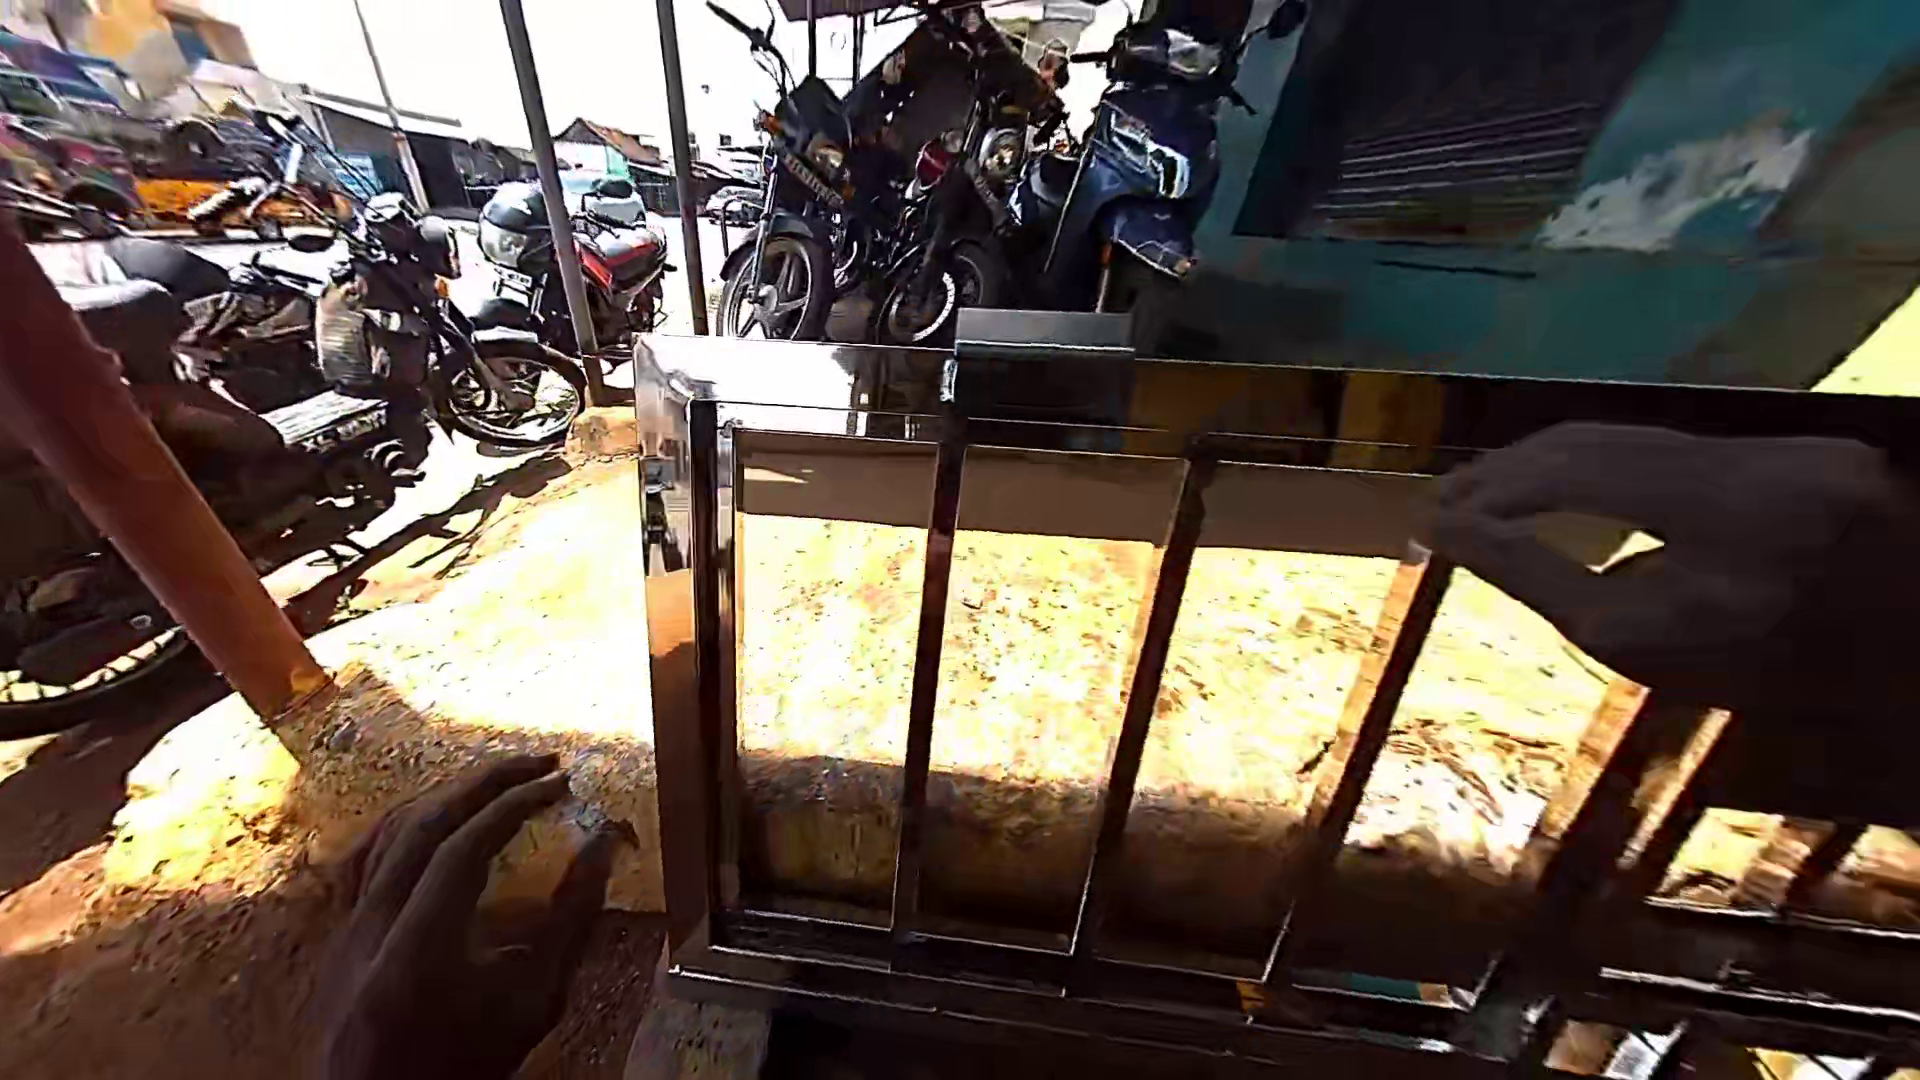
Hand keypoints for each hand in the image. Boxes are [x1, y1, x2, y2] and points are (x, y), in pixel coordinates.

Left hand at [317, 755, 617, 1079]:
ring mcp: (344, 931)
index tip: (562, 783)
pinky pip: (367, 854)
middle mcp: (368, 932)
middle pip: (423, 825)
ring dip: (455, 790)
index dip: (516, 803)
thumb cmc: (471, 1060)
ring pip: (389, 832)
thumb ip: (574, 916)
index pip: (463, 847)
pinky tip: (450, 806)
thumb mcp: (539, 996)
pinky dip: (414, 816)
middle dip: (490, 780)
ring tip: (507, 775)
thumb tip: (606, 840)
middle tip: (544, 761)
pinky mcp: (339, 933)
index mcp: (416, 952)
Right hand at [1431, 423, 1919, 716]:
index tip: (1425, 519)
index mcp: (1742, 510)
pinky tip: (1533, 490)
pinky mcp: (1787, 448)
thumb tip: (1437, 528)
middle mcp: (1774, 457)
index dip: (1486, 491)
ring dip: (1528, 467)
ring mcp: (1789, 445)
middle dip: (1497, 475)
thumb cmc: (1748, 676)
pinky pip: (1647, 448)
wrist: (1900, 674)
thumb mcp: (1621, 635)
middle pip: (1588, 444)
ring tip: (1466, 498)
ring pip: (1614, 438)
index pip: (1573, 471)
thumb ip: (1525, 572)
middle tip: (1432, 506)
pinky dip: (1576, 470)